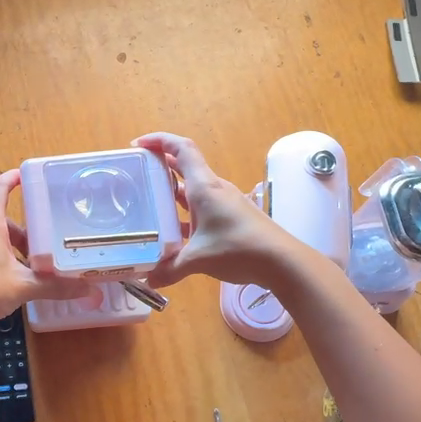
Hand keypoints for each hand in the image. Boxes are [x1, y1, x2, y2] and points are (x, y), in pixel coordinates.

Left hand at [0, 170, 87, 354]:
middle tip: (44, 244)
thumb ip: (56, 287)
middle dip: (25, 231)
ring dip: (14, 248)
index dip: (11, 179)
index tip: (24, 174)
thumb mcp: (24, 287)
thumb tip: (89, 289)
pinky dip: (2, 259)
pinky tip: (14, 280)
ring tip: (33, 267)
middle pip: (2, 221)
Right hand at [134, 132, 296, 287]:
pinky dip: (185, 213)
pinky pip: (202, 207)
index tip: (138, 144)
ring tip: (149, 203)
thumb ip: (170, 269)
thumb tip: (149, 281)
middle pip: (185, 166)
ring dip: (172, 192)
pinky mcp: (231, 217)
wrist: (282, 261)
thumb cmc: (238, 249)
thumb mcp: (198, 260)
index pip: (181, 149)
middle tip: (138, 175)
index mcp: (204, 187)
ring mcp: (224, 203)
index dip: (159, 141)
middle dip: (160, 166)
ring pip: (193, 189)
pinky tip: (174, 231)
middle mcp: (214, 189)